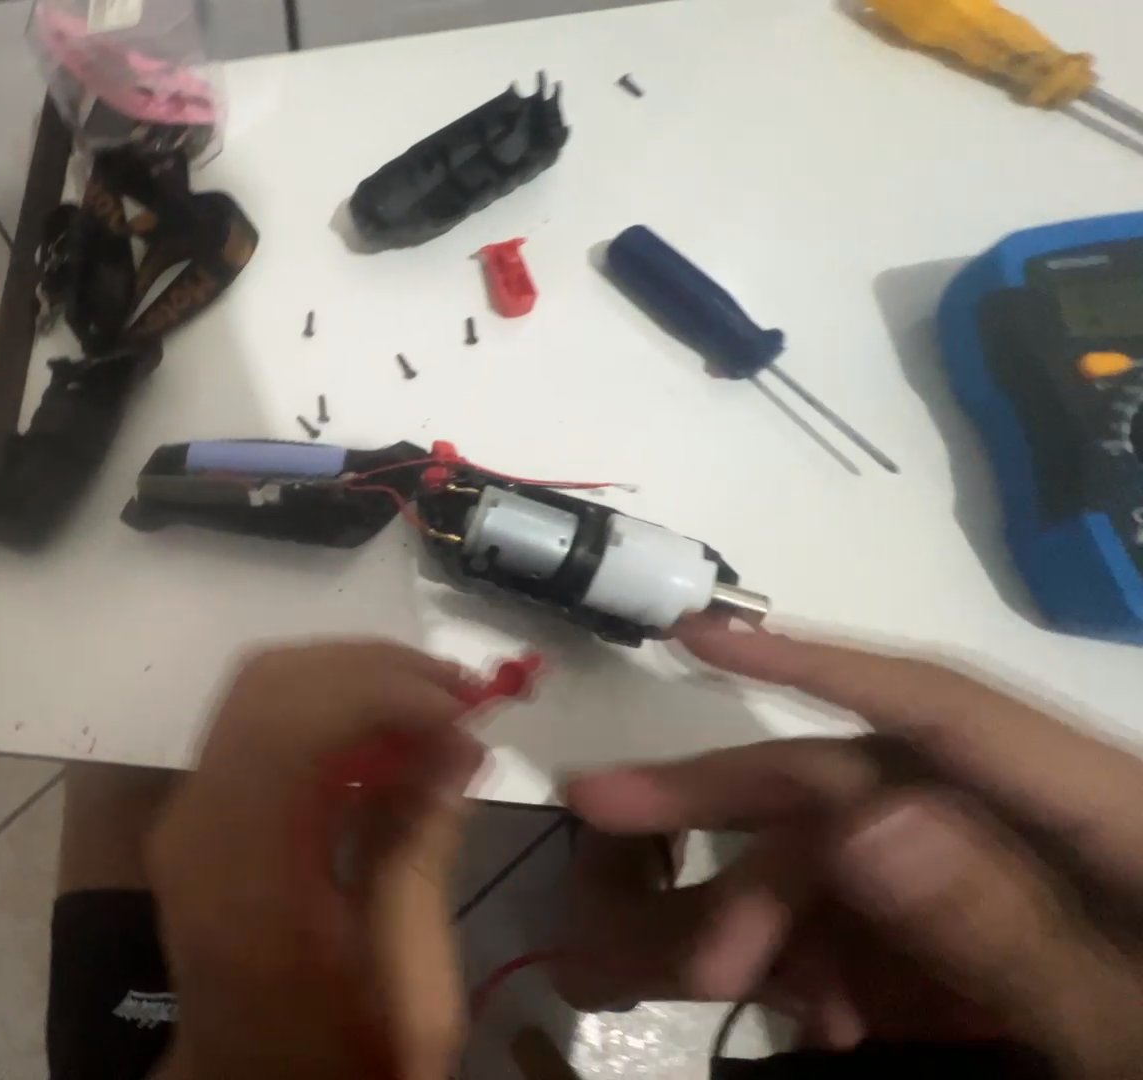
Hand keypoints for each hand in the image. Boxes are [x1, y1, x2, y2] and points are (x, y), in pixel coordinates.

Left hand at [148, 642, 484, 1079]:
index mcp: (236, 874)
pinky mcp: (201, 797)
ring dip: (352, 673)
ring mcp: (187, 803)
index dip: (377, 691)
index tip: (462, 708)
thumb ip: (418, 847)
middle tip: (460, 691)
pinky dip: (329, 699)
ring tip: (433, 703)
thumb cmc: (330, 1051)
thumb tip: (457, 741)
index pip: (286, 725)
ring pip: (263, 684)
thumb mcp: (402, 977)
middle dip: (371, 667)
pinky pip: (261, 714)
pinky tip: (386, 726)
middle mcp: (194, 819)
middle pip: (269, 684)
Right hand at [555, 619, 1142, 1077]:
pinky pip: (860, 924)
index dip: (809, 663)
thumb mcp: (1128, 1043)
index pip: (943, 711)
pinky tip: (806, 1012)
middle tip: (598, 801)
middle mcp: (1038, 833)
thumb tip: (861, 820)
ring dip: (761, 914)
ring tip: (711, 979)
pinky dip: (811, 960)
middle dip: (719, 804)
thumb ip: (1011, 938)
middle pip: (848, 784)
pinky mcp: (973, 945)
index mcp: (1117, 825)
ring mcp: (997, 890)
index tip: (691, 635)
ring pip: (834, 863)